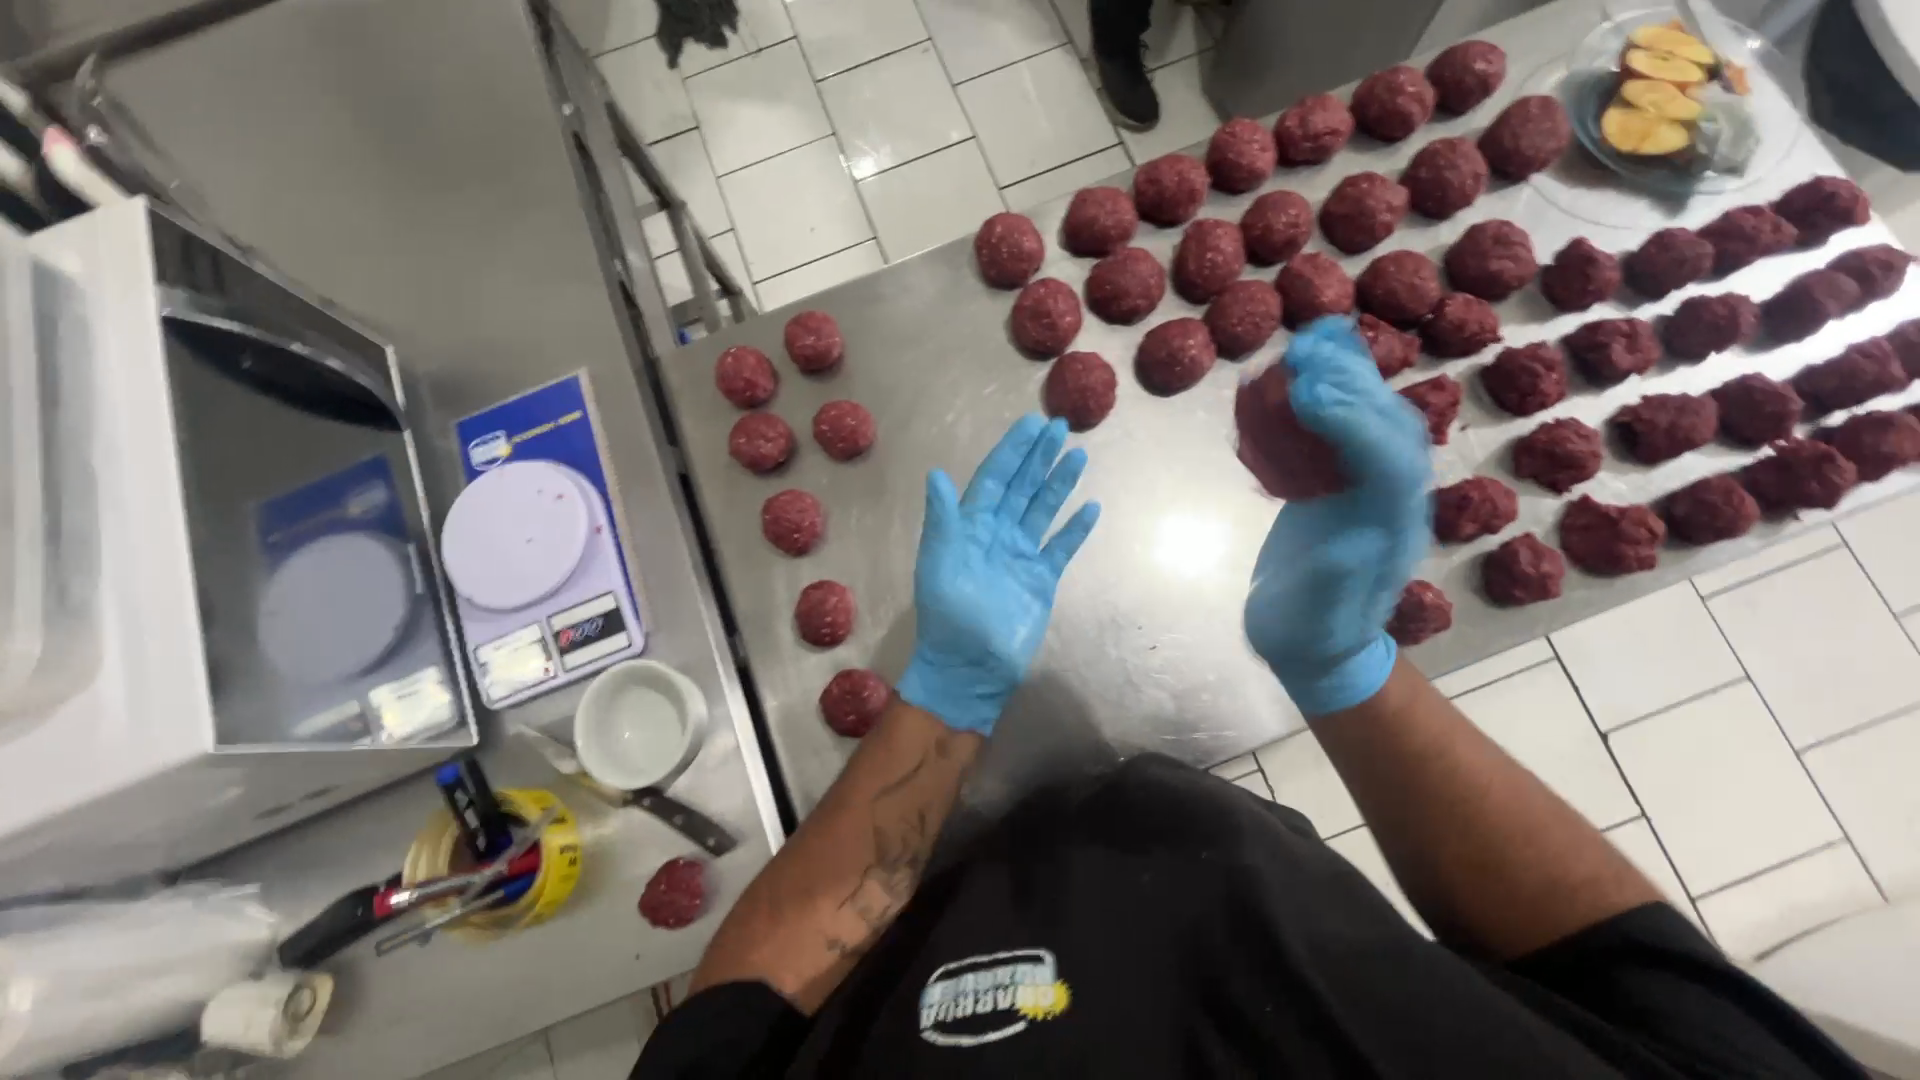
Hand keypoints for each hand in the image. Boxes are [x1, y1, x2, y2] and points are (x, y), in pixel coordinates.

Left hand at [897, 415, 1100, 734]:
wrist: (970, 668)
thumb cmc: (949, 617)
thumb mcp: (939, 564)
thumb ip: (943, 520)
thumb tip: (936, 474)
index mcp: (969, 528)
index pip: (995, 480)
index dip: (1012, 451)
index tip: (1032, 424)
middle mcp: (996, 536)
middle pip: (1022, 488)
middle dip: (1039, 457)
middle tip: (1061, 427)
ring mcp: (1020, 557)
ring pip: (1042, 511)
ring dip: (1058, 484)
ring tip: (1078, 456)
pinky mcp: (1041, 581)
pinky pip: (1060, 548)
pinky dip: (1075, 529)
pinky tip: (1090, 508)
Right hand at [1245, 317, 1431, 715]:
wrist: (1318, 646)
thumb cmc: (1310, 636)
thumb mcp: (1315, 621)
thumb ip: (1332, 584)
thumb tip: (1341, 540)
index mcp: (1389, 531)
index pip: (1387, 463)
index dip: (1353, 423)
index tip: (1307, 393)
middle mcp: (1392, 501)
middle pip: (1389, 429)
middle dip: (1352, 386)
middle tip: (1303, 352)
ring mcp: (1371, 490)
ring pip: (1374, 421)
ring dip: (1345, 379)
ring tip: (1305, 346)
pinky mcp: (1344, 485)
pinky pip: (1347, 431)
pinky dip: (1327, 397)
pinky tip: (1298, 374)